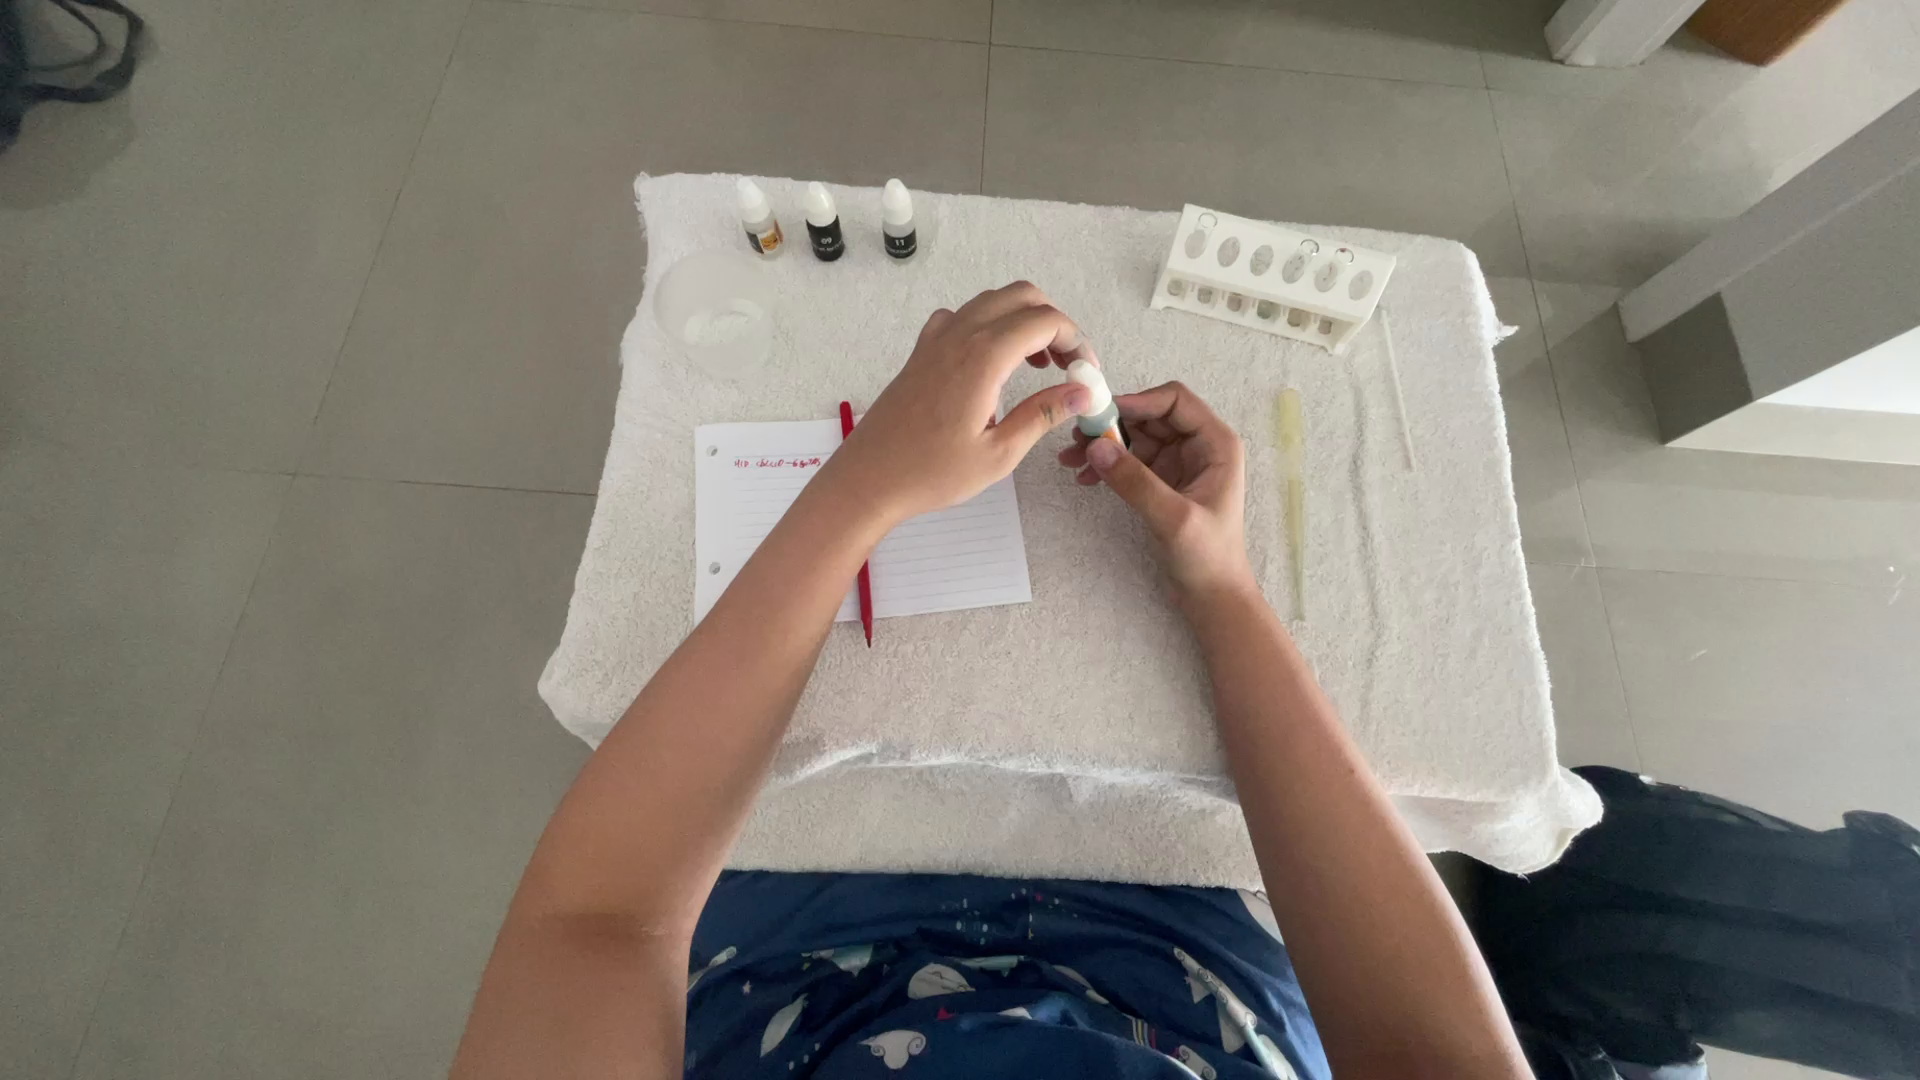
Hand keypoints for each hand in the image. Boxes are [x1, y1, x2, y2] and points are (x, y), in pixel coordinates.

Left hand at [820, 282, 1096, 525]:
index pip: (1046, 321)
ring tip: (1038, 365)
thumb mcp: (999, 453)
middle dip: (1054, 323)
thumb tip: (1083, 392)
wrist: (868, 479)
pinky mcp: (921, 351)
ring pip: (992, 302)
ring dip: (1023, 321)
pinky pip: (963, 317)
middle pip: (1022, 296)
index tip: (1087, 373)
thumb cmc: (931, 473)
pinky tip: (993, 364)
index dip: (1076, 341)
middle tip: (1067, 365)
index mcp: (983, 357)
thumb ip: (1043, 414)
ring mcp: (936, 339)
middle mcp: (959, 335)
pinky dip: (990, 325)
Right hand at [1057, 381, 1255, 603]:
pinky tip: (1085, 478)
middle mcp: (1197, 446)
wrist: (1212, 595)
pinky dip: (1106, 464)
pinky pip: (1129, 460)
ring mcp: (1177, 463)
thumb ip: (1135, 482)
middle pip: (1149, 416)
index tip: (1101, 414)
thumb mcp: (1172, 518)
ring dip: (1103, 444)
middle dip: (1112, 424)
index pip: (1175, 401)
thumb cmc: (1208, 557)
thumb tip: (1096, 447)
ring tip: (1071, 459)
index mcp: (1216, 444)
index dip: (1138, 401)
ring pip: (1134, 437)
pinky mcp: (1160, 481)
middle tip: (1076, 438)